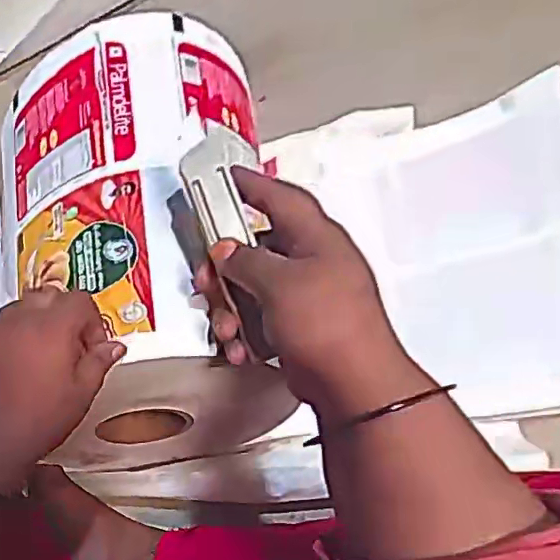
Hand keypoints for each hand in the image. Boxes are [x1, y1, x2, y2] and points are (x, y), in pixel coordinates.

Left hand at [0, 288, 124, 492]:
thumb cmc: (38, 421)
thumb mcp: (81, 394)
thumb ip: (99, 363)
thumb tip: (114, 347)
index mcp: (51, 327)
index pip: (80, 300)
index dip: (93, 322)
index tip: (93, 347)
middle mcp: (20, 320)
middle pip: (50, 296)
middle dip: (65, 314)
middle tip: (72, 347)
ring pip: (22, 307)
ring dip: (38, 321)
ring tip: (46, 355)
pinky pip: (1, 328)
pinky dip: (15, 336)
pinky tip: (21, 367)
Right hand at [193, 167, 405, 397]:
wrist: (350, 382)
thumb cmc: (331, 328)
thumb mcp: (279, 284)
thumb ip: (246, 261)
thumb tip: (226, 250)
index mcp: (316, 240)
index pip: (280, 199)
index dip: (252, 186)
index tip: (229, 178)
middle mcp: (311, 264)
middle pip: (254, 251)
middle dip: (225, 271)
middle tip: (209, 281)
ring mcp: (303, 297)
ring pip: (250, 290)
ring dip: (230, 310)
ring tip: (229, 328)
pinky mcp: (295, 326)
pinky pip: (257, 319)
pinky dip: (244, 333)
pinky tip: (242, 347)